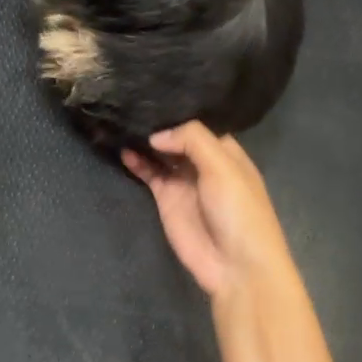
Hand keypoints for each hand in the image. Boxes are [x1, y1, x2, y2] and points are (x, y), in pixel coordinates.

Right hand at [122, 121, 294, 299]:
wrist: (236, 266)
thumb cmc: (239, 210)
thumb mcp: (223, 166)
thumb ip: (192, 139)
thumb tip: (156, 135)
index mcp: (225, 151)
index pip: (199, 123)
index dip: (179, 111)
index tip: (153, 96)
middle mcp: (203, 162)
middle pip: (176, 136)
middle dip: (158, 123)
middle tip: (131, 105)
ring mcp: (183, 181)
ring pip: (160, 153)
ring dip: (144, 141)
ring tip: (122, 124)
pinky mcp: (167, 198)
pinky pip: (148, 173)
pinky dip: (136, 162)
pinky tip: (123, 150)